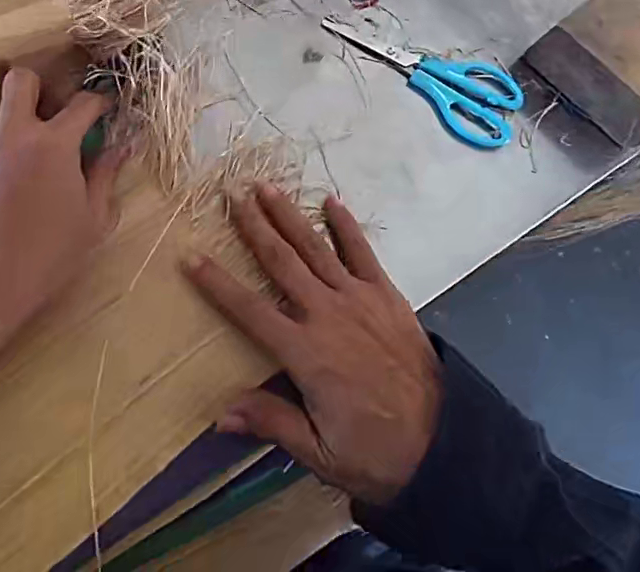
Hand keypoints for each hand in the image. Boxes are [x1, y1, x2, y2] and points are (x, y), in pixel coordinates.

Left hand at [0, 67, 122, 493]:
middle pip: (21, 79)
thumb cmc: (45, 255)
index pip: (82, 102)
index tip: (102, 107)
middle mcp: (12, 132)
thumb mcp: (92, 220)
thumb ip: (107, 175)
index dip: (97, 100)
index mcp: (54, 143)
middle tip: (49, 115)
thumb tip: (123, 145)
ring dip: (12, 133)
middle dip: (38, 87)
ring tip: (20, 176)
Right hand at [183, 183, 440, 506]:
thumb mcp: (321, 453)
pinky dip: (346, 226)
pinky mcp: (386, 295)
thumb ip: (272, 423)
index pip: (248, 309)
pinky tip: (332, 202)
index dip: (217, 283)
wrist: (449, 447)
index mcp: (304, 351)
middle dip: (253, 226)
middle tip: (231, 195)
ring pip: (313, 248)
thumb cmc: (376, 452)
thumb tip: (219, 415)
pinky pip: (362, 253)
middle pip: (280, 261)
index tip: (190, 256)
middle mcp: (325, 313)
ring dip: (287, 215)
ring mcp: (357, 299)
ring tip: (265, 187)